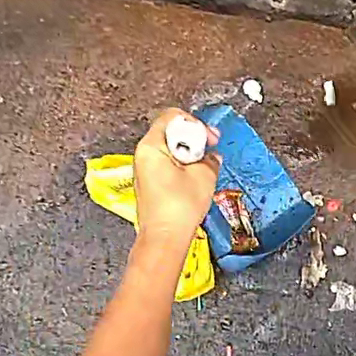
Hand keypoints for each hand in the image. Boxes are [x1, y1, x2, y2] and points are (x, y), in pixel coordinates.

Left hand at [132, 109, 221, 250]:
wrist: (165, 238)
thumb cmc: (180, 207)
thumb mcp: (204, 176)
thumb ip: (210, 159)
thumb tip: (212, 156)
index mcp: (151, 146)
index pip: (172, 117)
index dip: (195, 124)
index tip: (210, 139)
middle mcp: (143, 154)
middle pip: (171, 132)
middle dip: (194, 139)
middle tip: (211, 150)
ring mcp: (145, 169)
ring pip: (171, 149)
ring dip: (190, 154)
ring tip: (205, 167)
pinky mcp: (150, 182)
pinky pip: (168, 164)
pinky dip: (183, 166)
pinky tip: (196, 179)